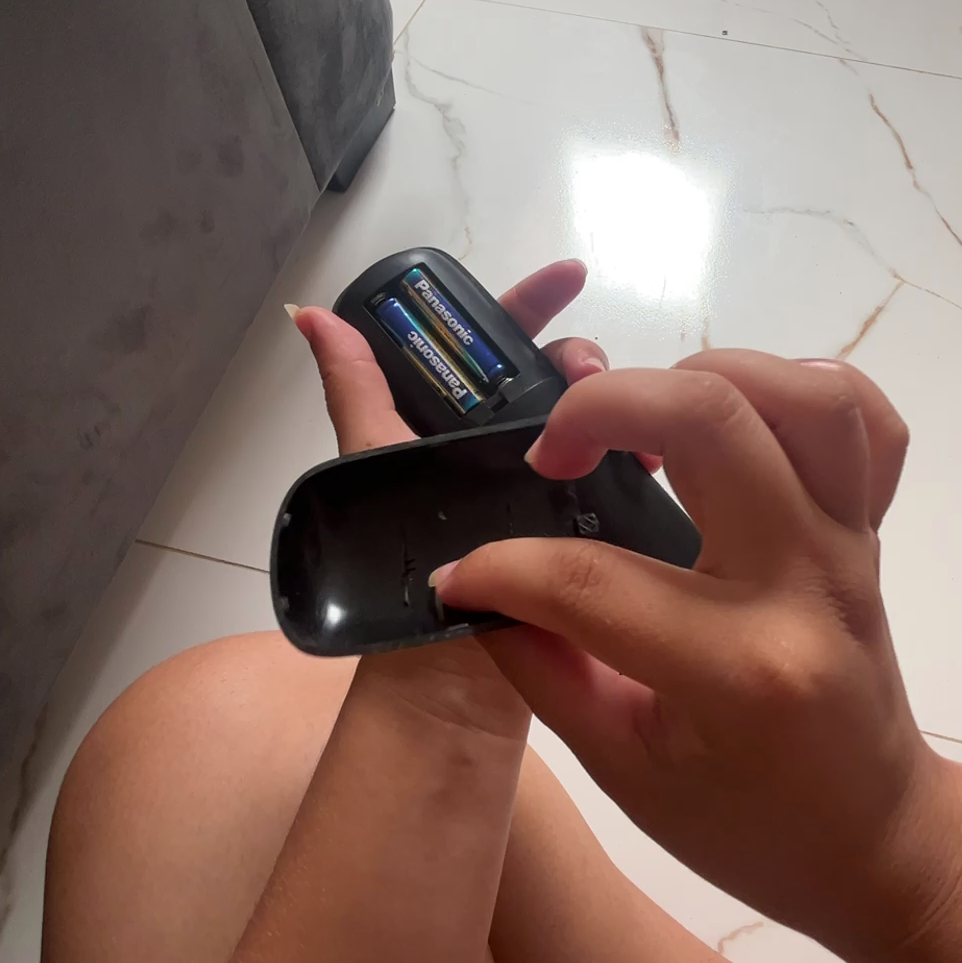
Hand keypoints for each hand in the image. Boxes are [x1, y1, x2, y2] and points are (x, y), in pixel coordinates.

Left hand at [292, 259, 613, 735]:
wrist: (457, 683)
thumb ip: (358, 398)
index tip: (567, 279)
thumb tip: (310, 319)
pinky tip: (651, 458)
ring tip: (631, 416)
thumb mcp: (378, 472)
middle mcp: (496, 453)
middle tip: (594, 371)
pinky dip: (631, 458)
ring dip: (612, 406)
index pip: (487, 349)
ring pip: (585, 424)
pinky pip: (609, 476)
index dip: (522, 306)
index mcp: (449, 430)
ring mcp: (539, 491)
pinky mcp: (574, 530)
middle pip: (548, 380)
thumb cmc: (411, 576)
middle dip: (577, 358)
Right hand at [435, 351, 953, 961]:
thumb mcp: (621, 767)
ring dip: (706, 375)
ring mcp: (852, 542)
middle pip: (711, 419)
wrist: (873, 832)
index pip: (590, 579)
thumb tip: (477, 585)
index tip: (460, 572)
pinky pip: (868, 422)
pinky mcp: (871, 527)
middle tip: (553, 451)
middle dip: (599, 406)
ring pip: (807, 394)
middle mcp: (805, 580)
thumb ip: (541, 664)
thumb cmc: (747, 823)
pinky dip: (798, 390)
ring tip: (648, 419)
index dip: (499, 567)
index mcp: (737, 667)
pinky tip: (742, 419)